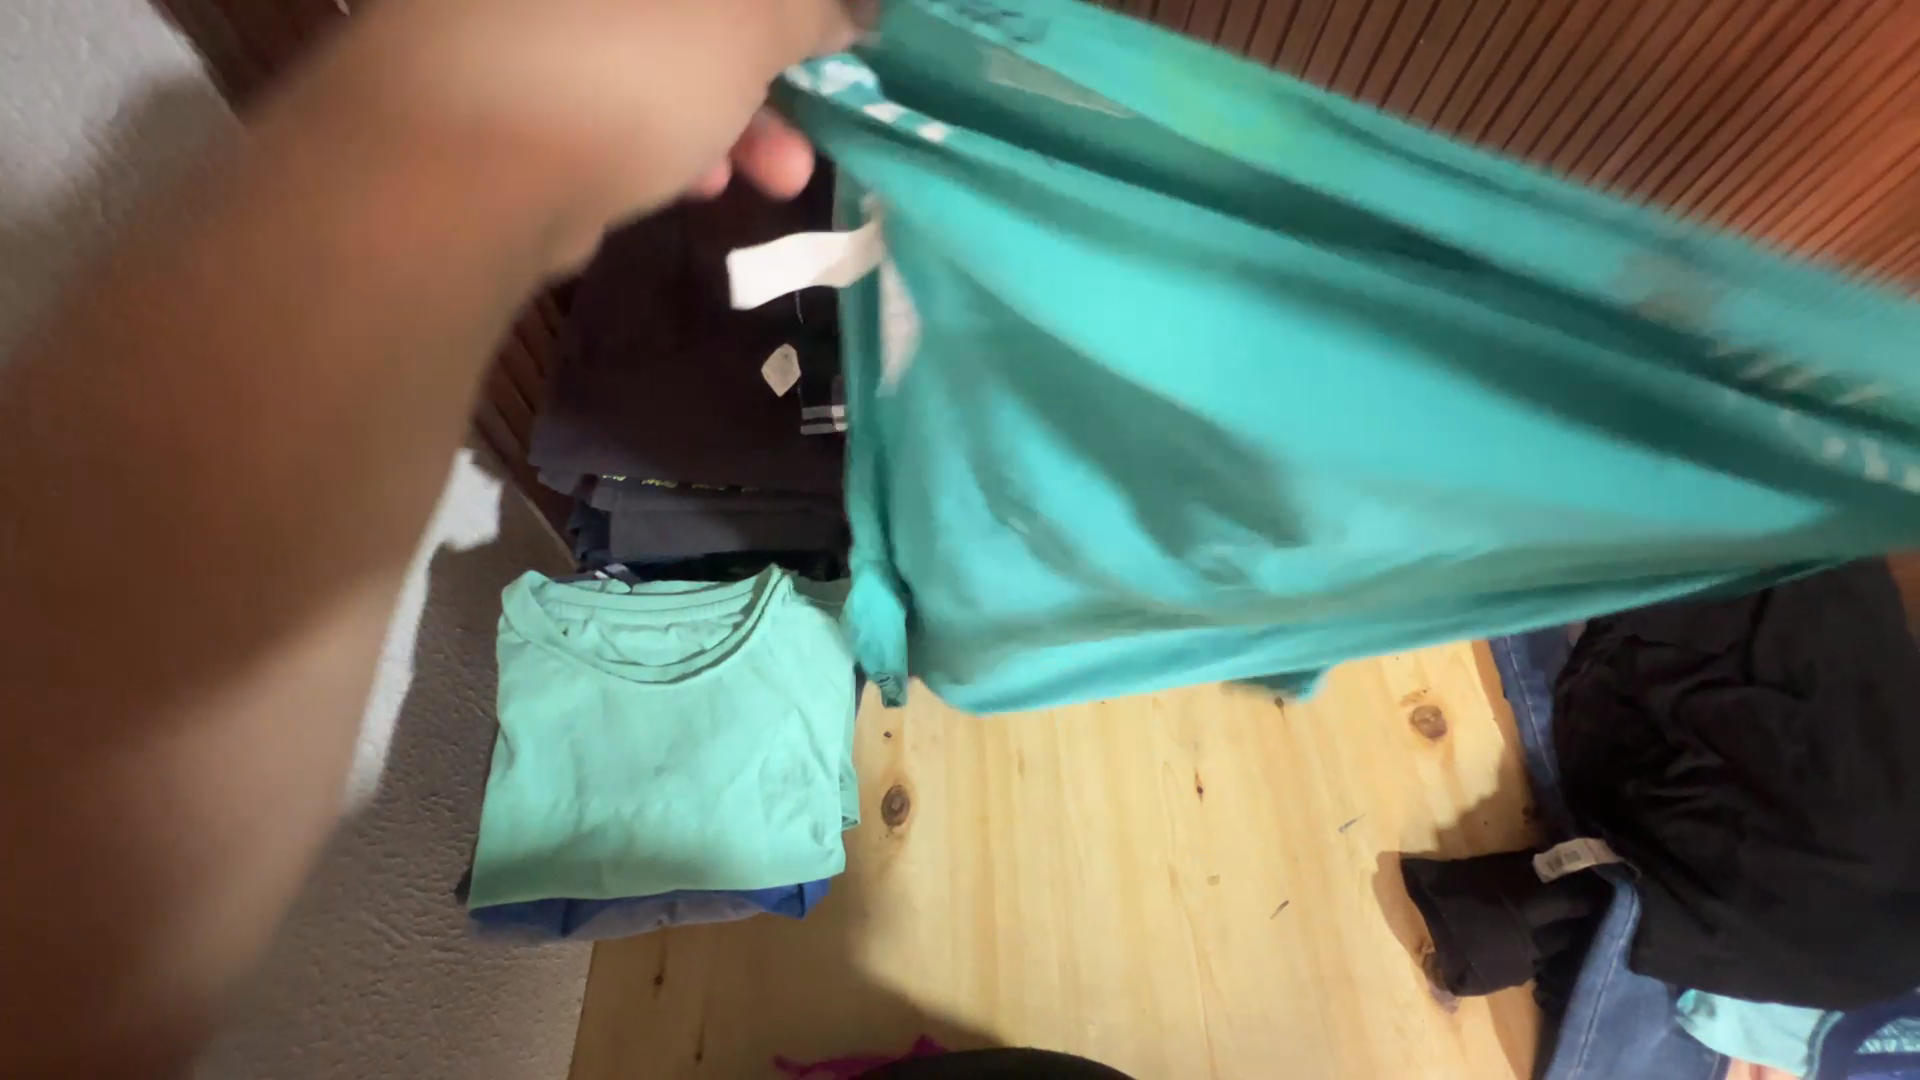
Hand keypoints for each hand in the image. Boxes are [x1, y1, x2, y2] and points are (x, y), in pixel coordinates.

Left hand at [292, 0, 857, 259]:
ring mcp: (530, 14)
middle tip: (815, 119)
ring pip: (661, 48)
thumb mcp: (746, 22)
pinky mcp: (514, 74)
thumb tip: (851, 11)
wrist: (468, 169)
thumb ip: (809, 9)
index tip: (834, 43)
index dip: (796, 9)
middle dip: (770, 65)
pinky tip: (696, 182)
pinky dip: (668, 131)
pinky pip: (617, 88)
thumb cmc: (625, 67)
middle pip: (698, 6)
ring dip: (734, 116)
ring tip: (776, 178)